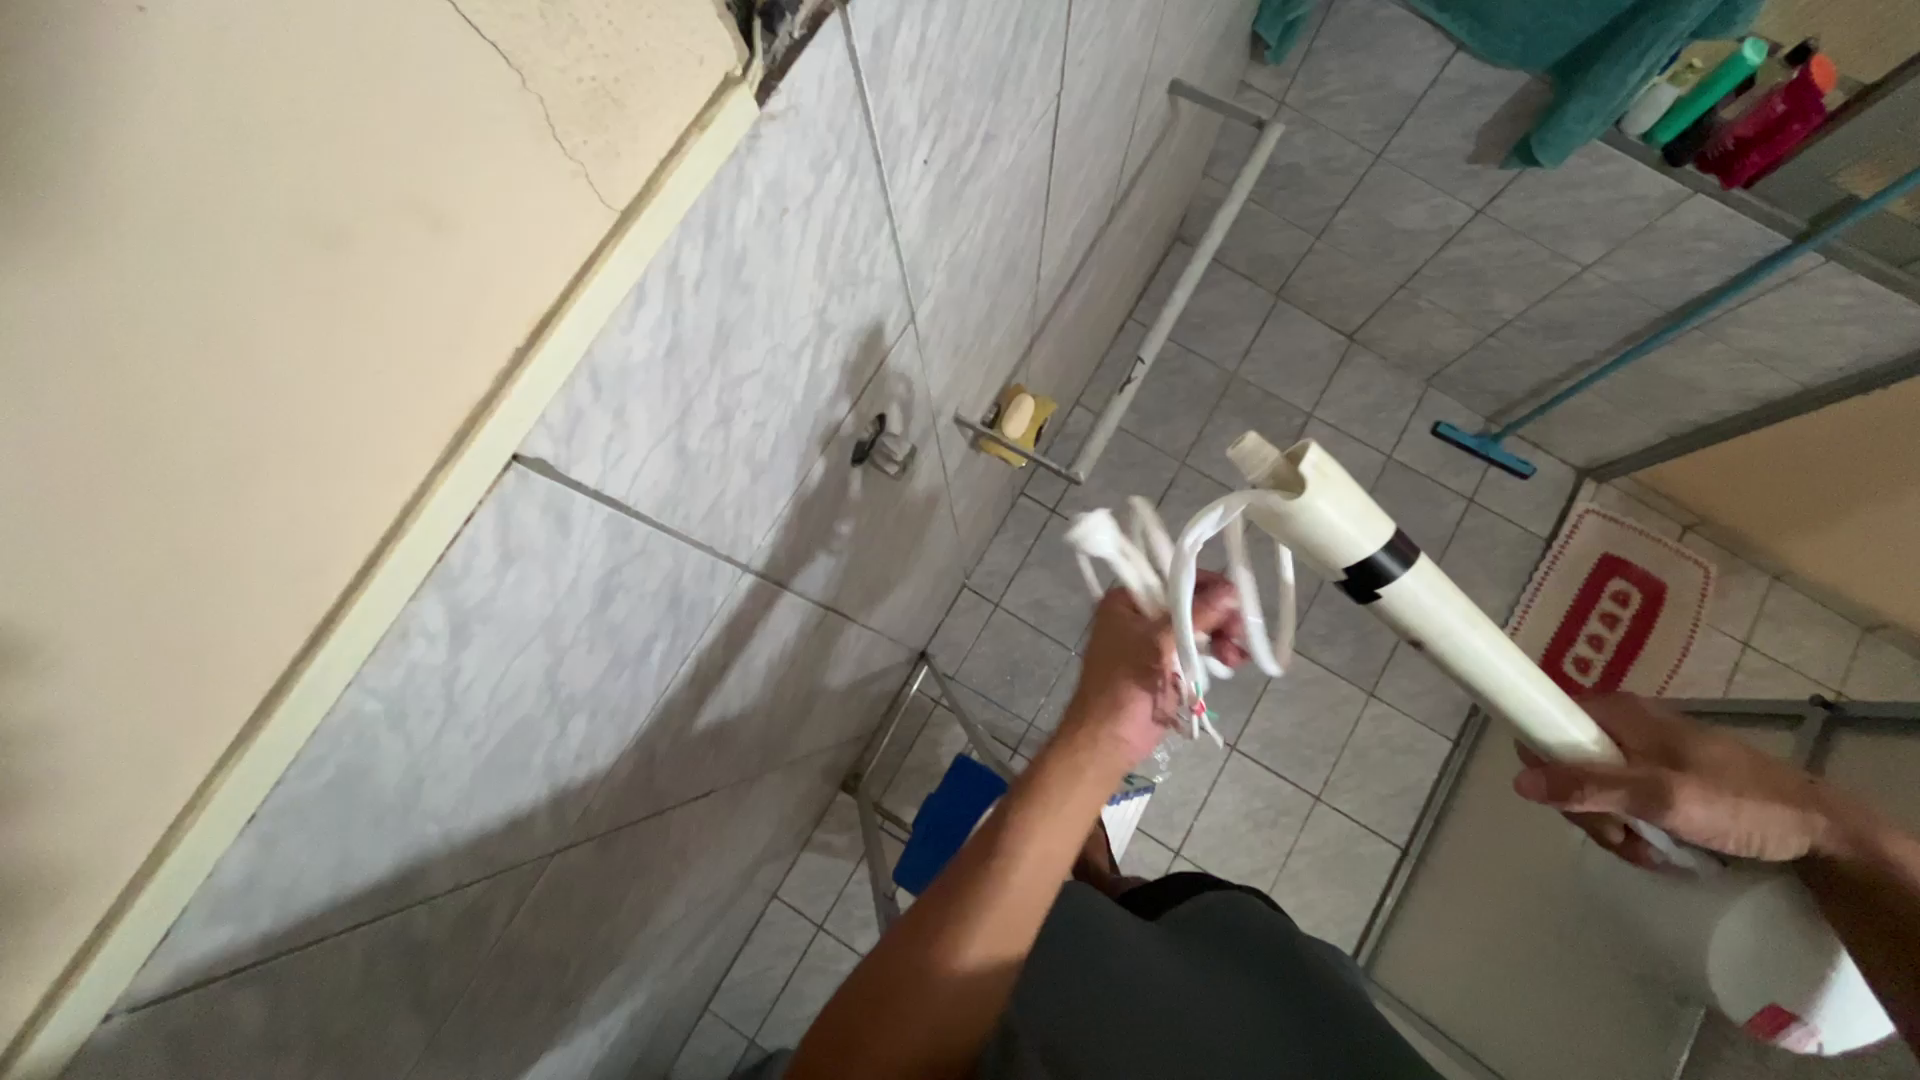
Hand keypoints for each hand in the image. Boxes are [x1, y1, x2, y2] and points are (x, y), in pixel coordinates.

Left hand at [1059, 572, 1247, 763]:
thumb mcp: (1161, 643)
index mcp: (1125, 600)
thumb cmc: (1126, 685)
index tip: (1236, 598)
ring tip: (1236, 657)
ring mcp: (1151, 642)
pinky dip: (1211, 654)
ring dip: (1219, 638)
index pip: (1170, 578)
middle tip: (1239, 633)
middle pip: (1187, 603)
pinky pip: (1193, 651)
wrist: (1108, 738)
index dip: (1205, 585)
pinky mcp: (1164, 666)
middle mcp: (1137, 615)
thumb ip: (1196, 615)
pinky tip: (1231, 663)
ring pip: (1194, 628)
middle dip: (1217, 617)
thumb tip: (1231, 591)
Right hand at [1512, 693, 1843, 866]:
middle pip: (1566, 763)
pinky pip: (1620, 797)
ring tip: (1648, 849)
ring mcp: (1643, 750)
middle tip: (1619, 835)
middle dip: (1585, 808)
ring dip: (1610, 825)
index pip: (1544, 723)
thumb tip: (1519, 782)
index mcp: (1616, 712)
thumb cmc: (1741, 804)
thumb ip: (1589, 787)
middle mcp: (1622, 724)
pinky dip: (1631, 826)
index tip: (1567, 800)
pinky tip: (1658, 845)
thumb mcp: (1660, 797)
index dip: (1543, 763)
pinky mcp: (1661, 774)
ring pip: (1592, 786)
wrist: (1825, 833)